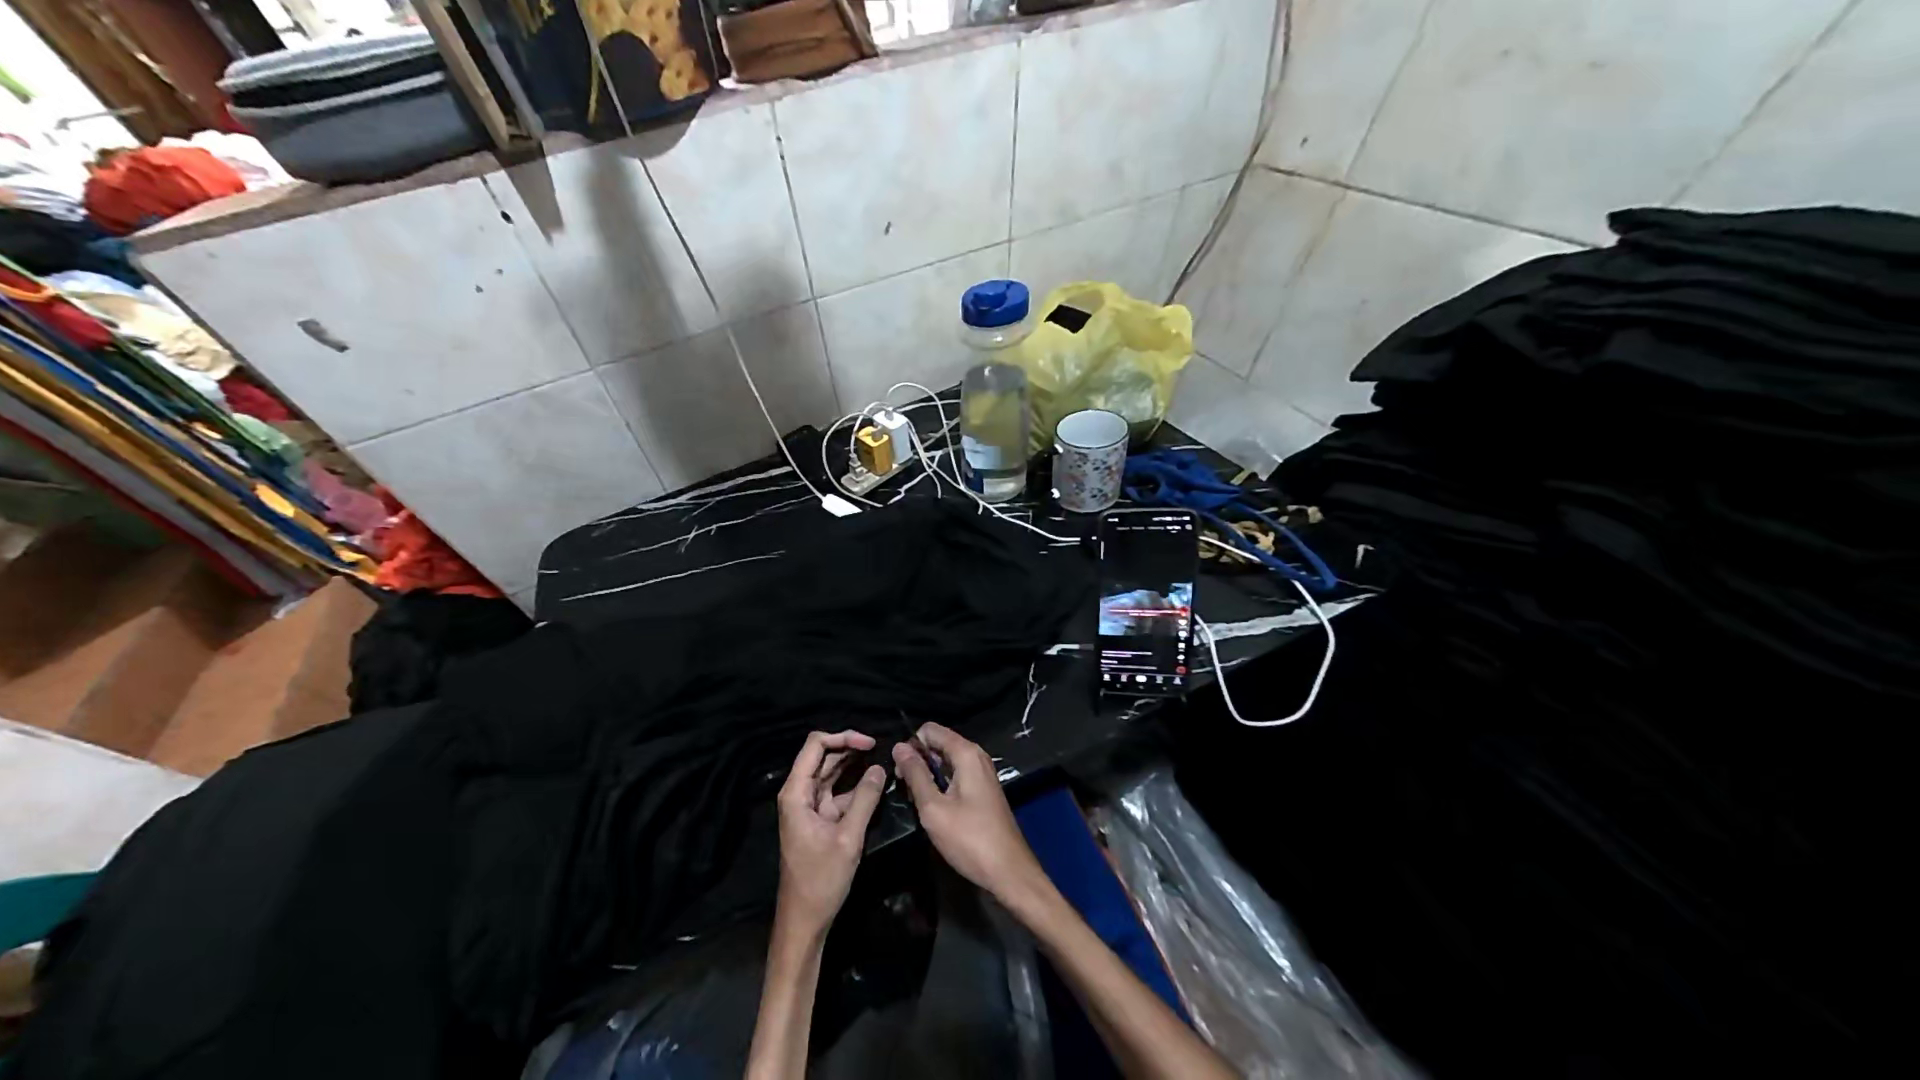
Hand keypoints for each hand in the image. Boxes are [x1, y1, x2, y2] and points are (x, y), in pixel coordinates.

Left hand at [775, 730, 886, 936]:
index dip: (842, 737)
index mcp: (796, 793)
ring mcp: (809, 806)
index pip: (815, 746)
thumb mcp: (848, 838)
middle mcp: (799, 794)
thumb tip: (880, 768)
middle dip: (850, 748)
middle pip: (823, 756)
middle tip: (882, 748)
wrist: (804, 919)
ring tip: (882, 760)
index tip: (870, 743)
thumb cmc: (821, 879)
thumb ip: (865, 799)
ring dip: (854, 765)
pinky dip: (855, 786)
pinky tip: (876, 785)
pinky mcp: (819, 819)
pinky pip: (837, 793)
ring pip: (831, 774)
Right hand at [892, 723, 1048, 908]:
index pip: (930, 730)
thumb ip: (915, 774)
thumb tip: (899, 747)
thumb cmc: (969, 839)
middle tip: (904, 789)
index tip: (900, 772)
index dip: (911, 746)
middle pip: (938, 743)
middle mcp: (976, 756)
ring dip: (927, 775)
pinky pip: (955, 775)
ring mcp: (982, 773)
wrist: (1008, 871)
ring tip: (917, 801)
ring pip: (945, 761)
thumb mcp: (933, 808)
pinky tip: (933, 808)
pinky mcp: (983, 790)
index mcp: (966, 753)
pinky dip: (941, 785)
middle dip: (917, 760)